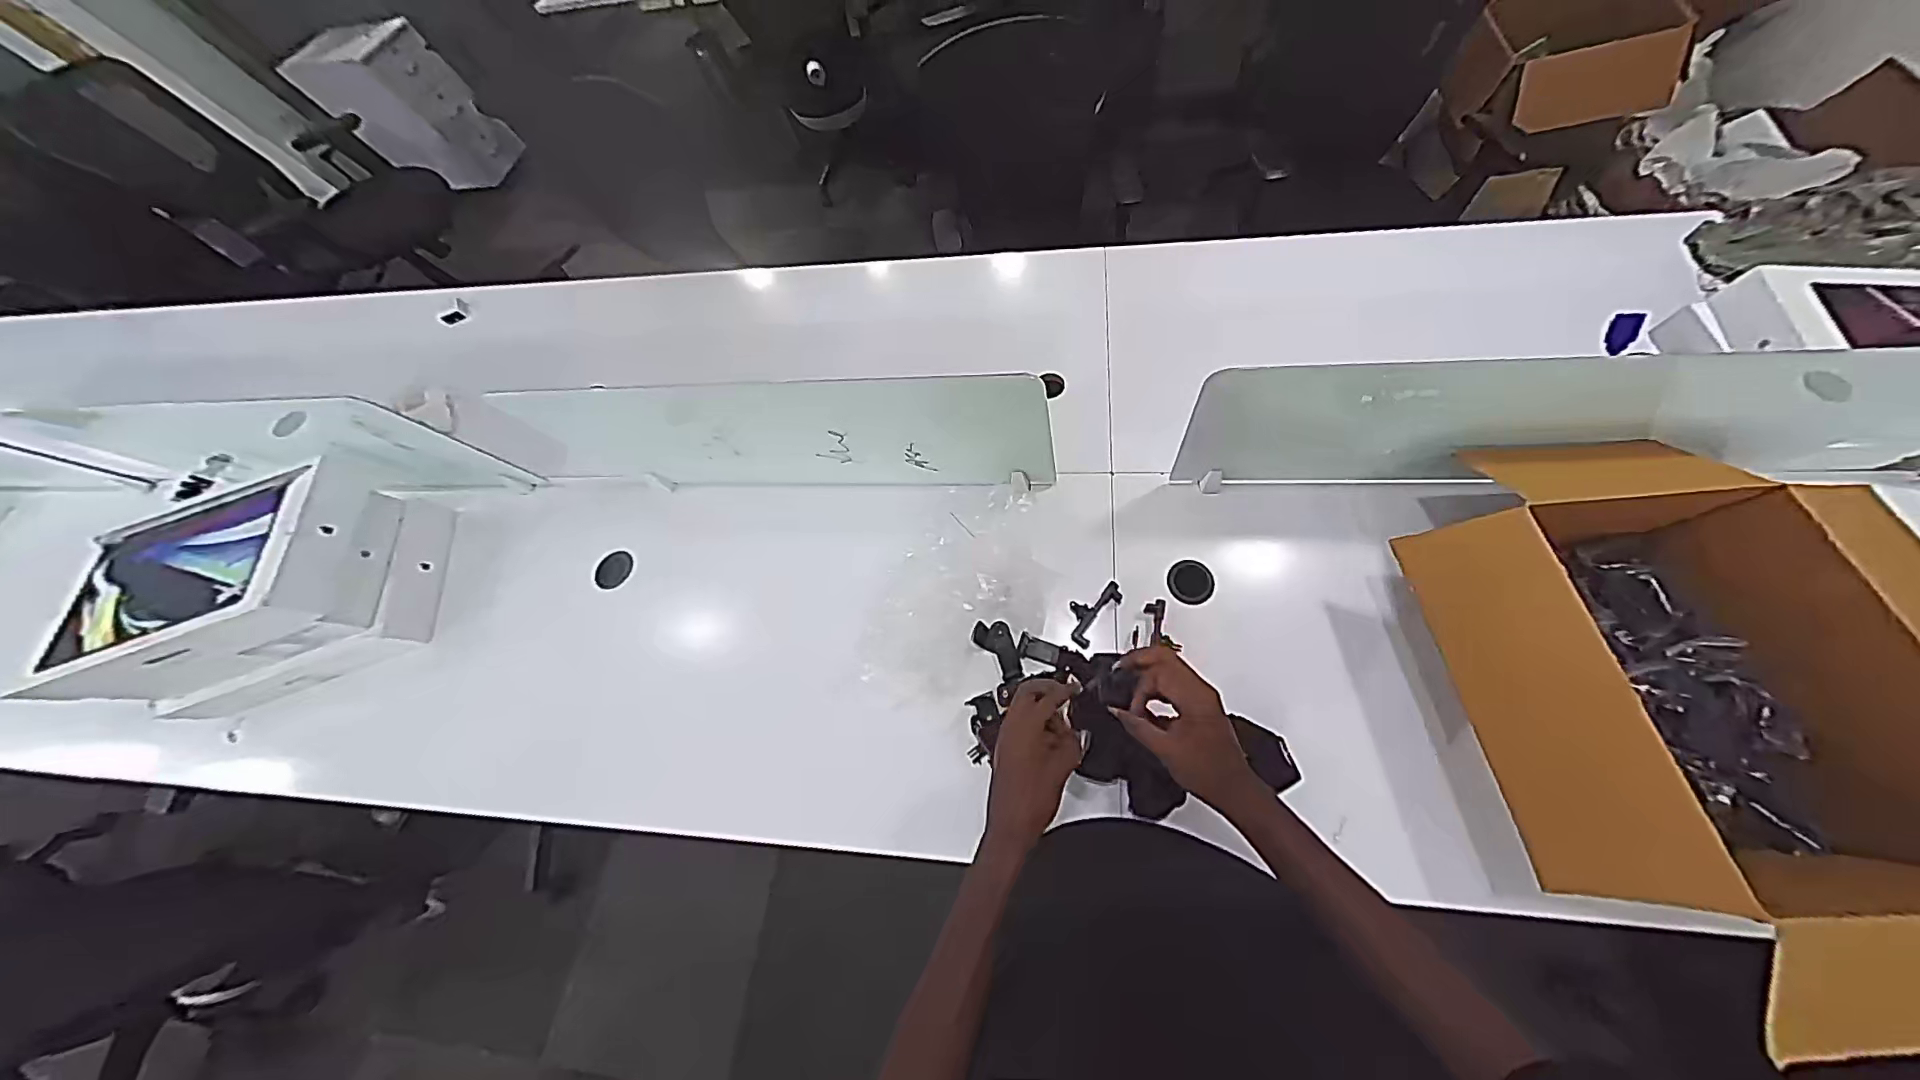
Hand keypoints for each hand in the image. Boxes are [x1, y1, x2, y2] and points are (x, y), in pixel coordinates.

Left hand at [984, 677, 1081, 852]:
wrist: (1011, 826)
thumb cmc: (1029, 803)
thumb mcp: (1063, 767)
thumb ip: (1072, 742)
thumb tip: (1076, 732)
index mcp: (1025, 726)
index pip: (1047, 696)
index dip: (1065, 690)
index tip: (1074, 689)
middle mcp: (1010, 728)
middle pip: (1027, 692)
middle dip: (1047, 689)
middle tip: (1064, 694)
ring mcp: (1004, 737)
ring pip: (1020, 706)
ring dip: (1040, 707)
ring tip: (1060, 724)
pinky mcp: (1003, 748)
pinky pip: (1018, 723)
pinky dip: (1033, 722)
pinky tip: (1048, 739)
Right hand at [1108, 647, 1264, 811]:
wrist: (1233, 788)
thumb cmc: (1209, 772)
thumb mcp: (1164, 750)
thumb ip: (1137, 726)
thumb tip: (1118, 712)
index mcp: (1195, 697)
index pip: (1158, 672)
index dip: (1139, 690)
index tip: (1131, 710)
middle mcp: (1201, 691)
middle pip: (1166, 659)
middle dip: (1140, 661)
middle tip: (1121, 669)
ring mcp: (1202, 697)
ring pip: (1170, 670)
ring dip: (1148, 677)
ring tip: (1130, 689)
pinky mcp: (1200, 705)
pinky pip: (1175, 685)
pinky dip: (1158, 689)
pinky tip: (1146, 706)